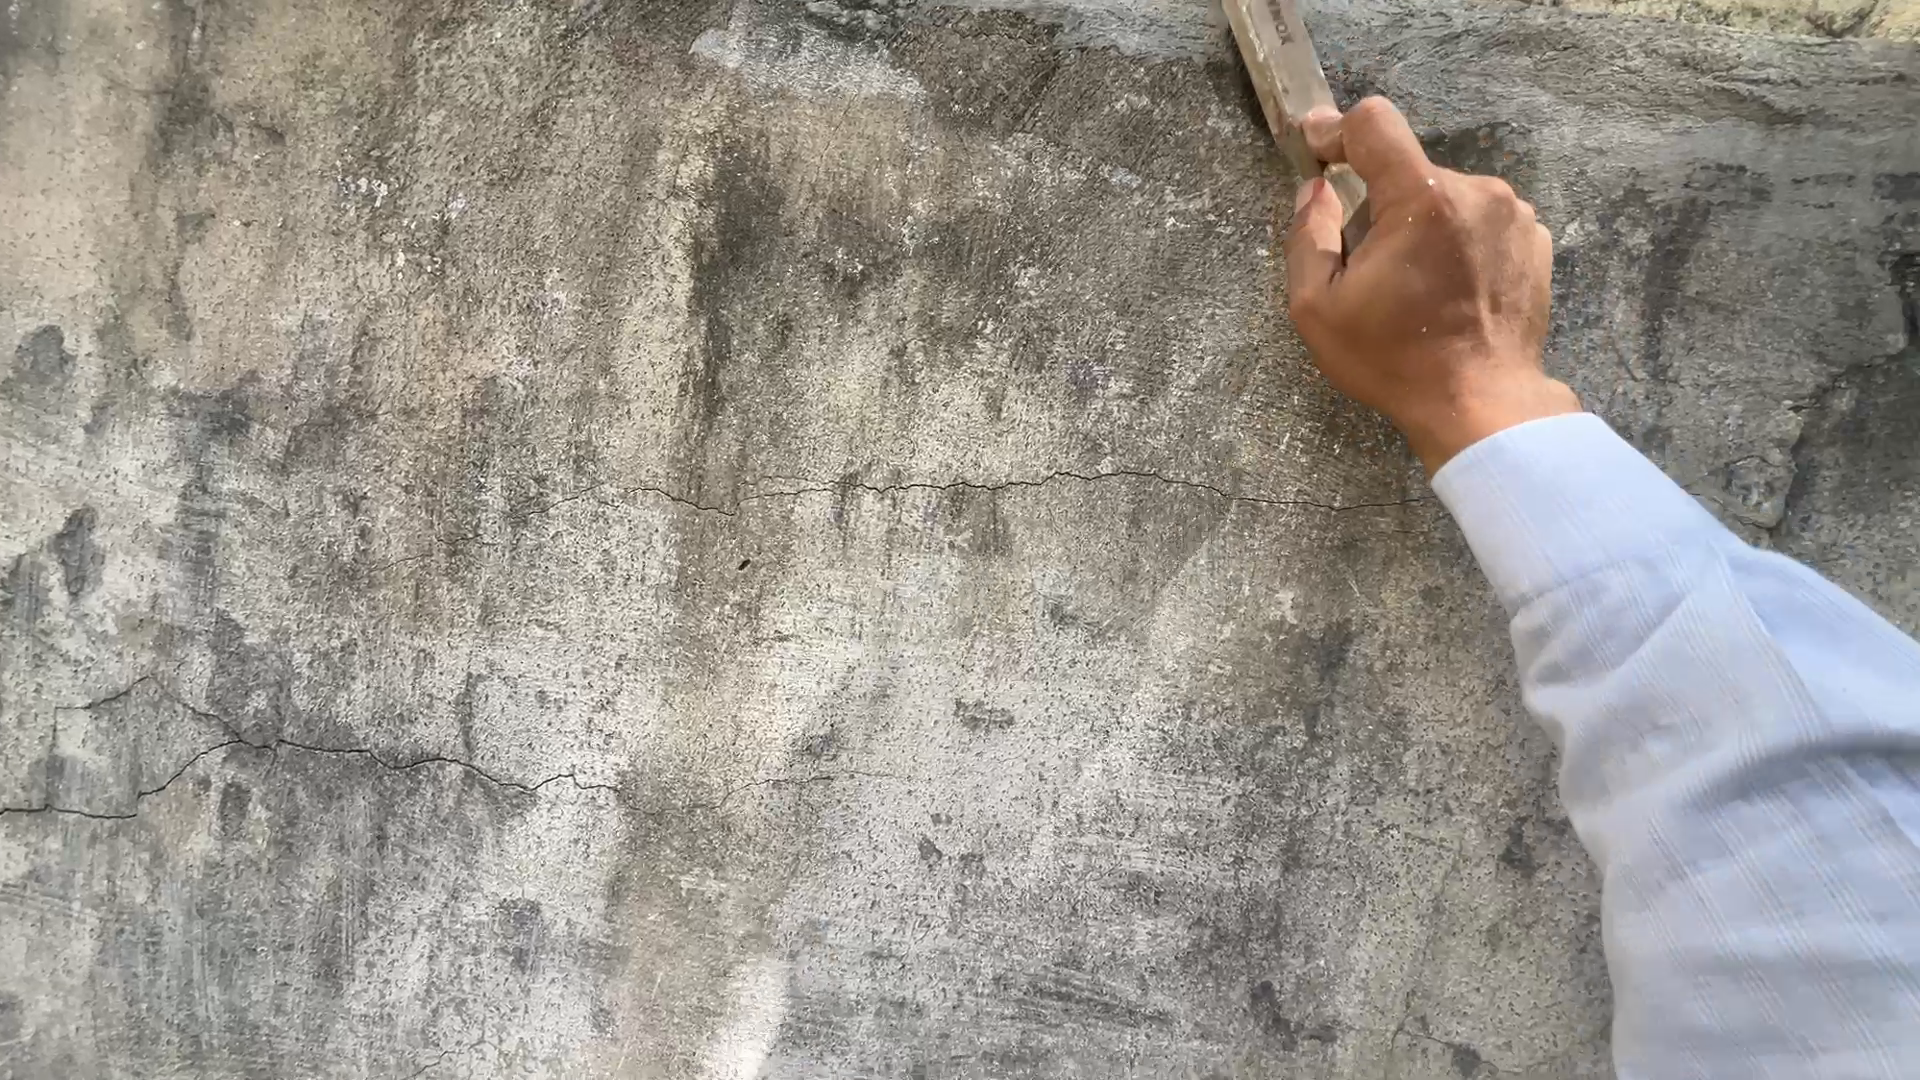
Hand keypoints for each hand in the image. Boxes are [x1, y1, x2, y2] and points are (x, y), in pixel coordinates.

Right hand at [1285, 97, 1580, 473]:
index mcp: (1420, 200)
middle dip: (1376, 211)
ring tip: (1409, 291)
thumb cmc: (1389, 358)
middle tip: (1364, 273)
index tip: (1315, 146)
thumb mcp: (1316, 309)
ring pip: (1443, 200)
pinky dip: (1452, 245)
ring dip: (1416, 229)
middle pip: (1406, 175)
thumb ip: (1308, 239)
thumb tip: (1315, 193)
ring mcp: (1514, 213)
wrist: (1477, 401)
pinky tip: (1445, 294)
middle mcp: (1476, 190)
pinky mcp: (1535, 239)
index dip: (1336, 130)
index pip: (1375, 125)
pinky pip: (1477, 223)